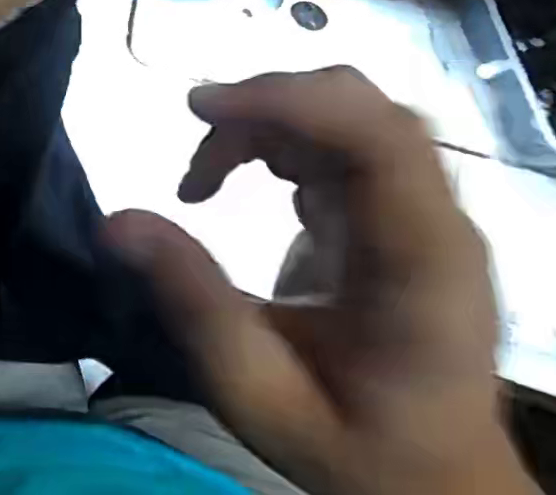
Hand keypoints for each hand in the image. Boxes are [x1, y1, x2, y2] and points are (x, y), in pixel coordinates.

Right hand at [107, 68, 531, 494]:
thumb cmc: (360, 448)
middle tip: (195, 142)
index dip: (290, 99)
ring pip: (336, 111)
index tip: (201, 107)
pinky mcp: (387, 201)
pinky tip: (234, 180)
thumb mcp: (262, 396)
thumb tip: (116, 223)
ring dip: (260, 125)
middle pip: (357, 106)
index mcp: (426, 258)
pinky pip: (326, 136)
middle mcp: (432, 213)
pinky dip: (268, 139)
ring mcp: (415, 201)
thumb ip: (194, 307)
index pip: (377, 136)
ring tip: (201, 182)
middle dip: (266, 106)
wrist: (439, 481)